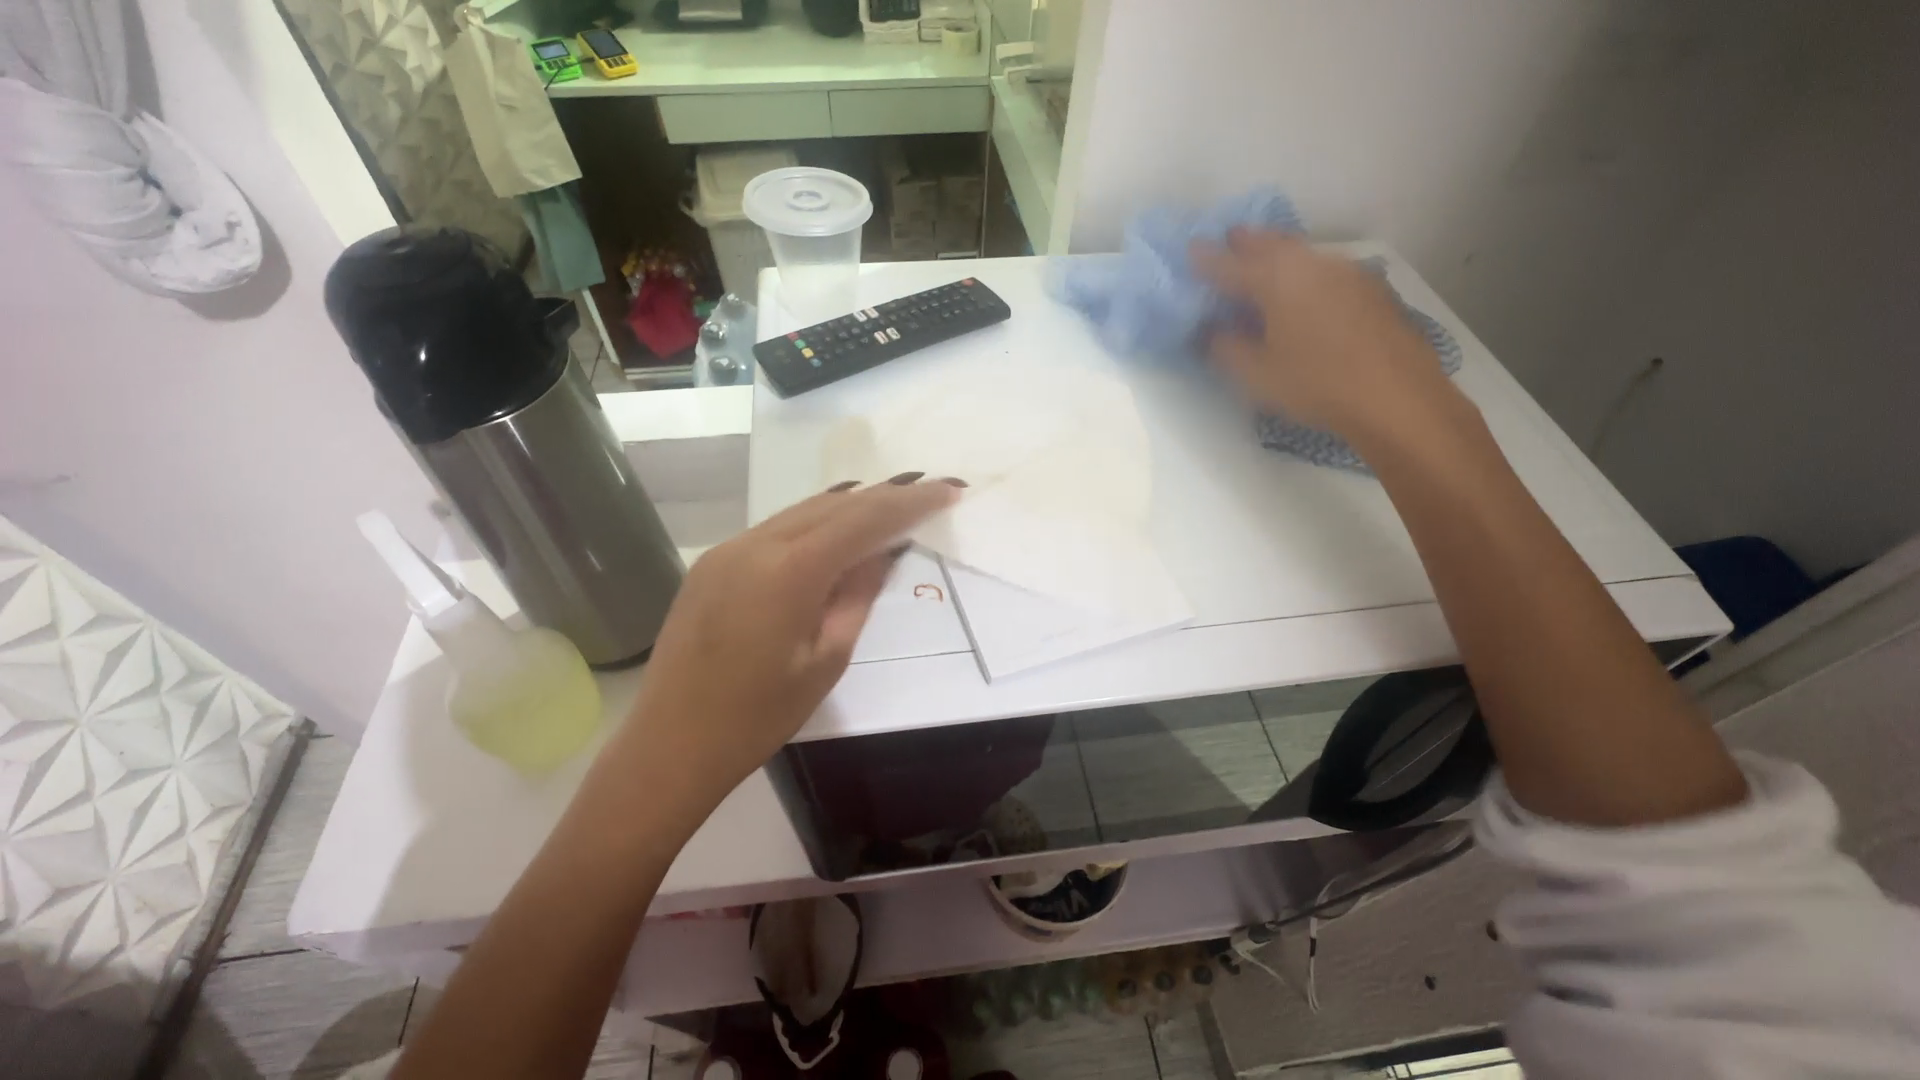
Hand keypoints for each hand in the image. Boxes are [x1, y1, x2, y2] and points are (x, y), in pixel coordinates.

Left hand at [623, 475, 962, 795]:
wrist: (671, 742)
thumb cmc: (758, 716)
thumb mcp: (826, 661)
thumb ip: (856, 597)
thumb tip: (882, 553)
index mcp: (790, 570)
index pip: (864, 520)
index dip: (910, 503)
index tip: (949, 489)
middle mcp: (756, 544)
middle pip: (834, 505)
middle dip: (884, 496)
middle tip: (928, 490)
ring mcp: (728, 550)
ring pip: (801, 512)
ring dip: (848, 507)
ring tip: (890, 505)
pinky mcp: (712, 563)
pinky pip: (775, 529)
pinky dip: (813, 524)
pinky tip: (834, 532)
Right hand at [1191, 229, 1462, 444]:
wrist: (1398, 398)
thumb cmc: (1316, 384)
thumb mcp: (1256, 374)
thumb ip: (1225, 347)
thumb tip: (1211, 329)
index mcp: (1275, 278)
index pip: (1228, 263)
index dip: (1204, 259)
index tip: (1188, 252)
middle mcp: (1310, 263)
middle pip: (1270, 244)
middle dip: (1245, 243)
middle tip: (1228, 241)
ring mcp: (1346, 272)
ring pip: (1302, 253)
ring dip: (1278, 253)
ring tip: (1264, 261)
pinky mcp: (1371, 290)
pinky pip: (1325, 270)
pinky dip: (1305, 273)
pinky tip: (1305, 292)